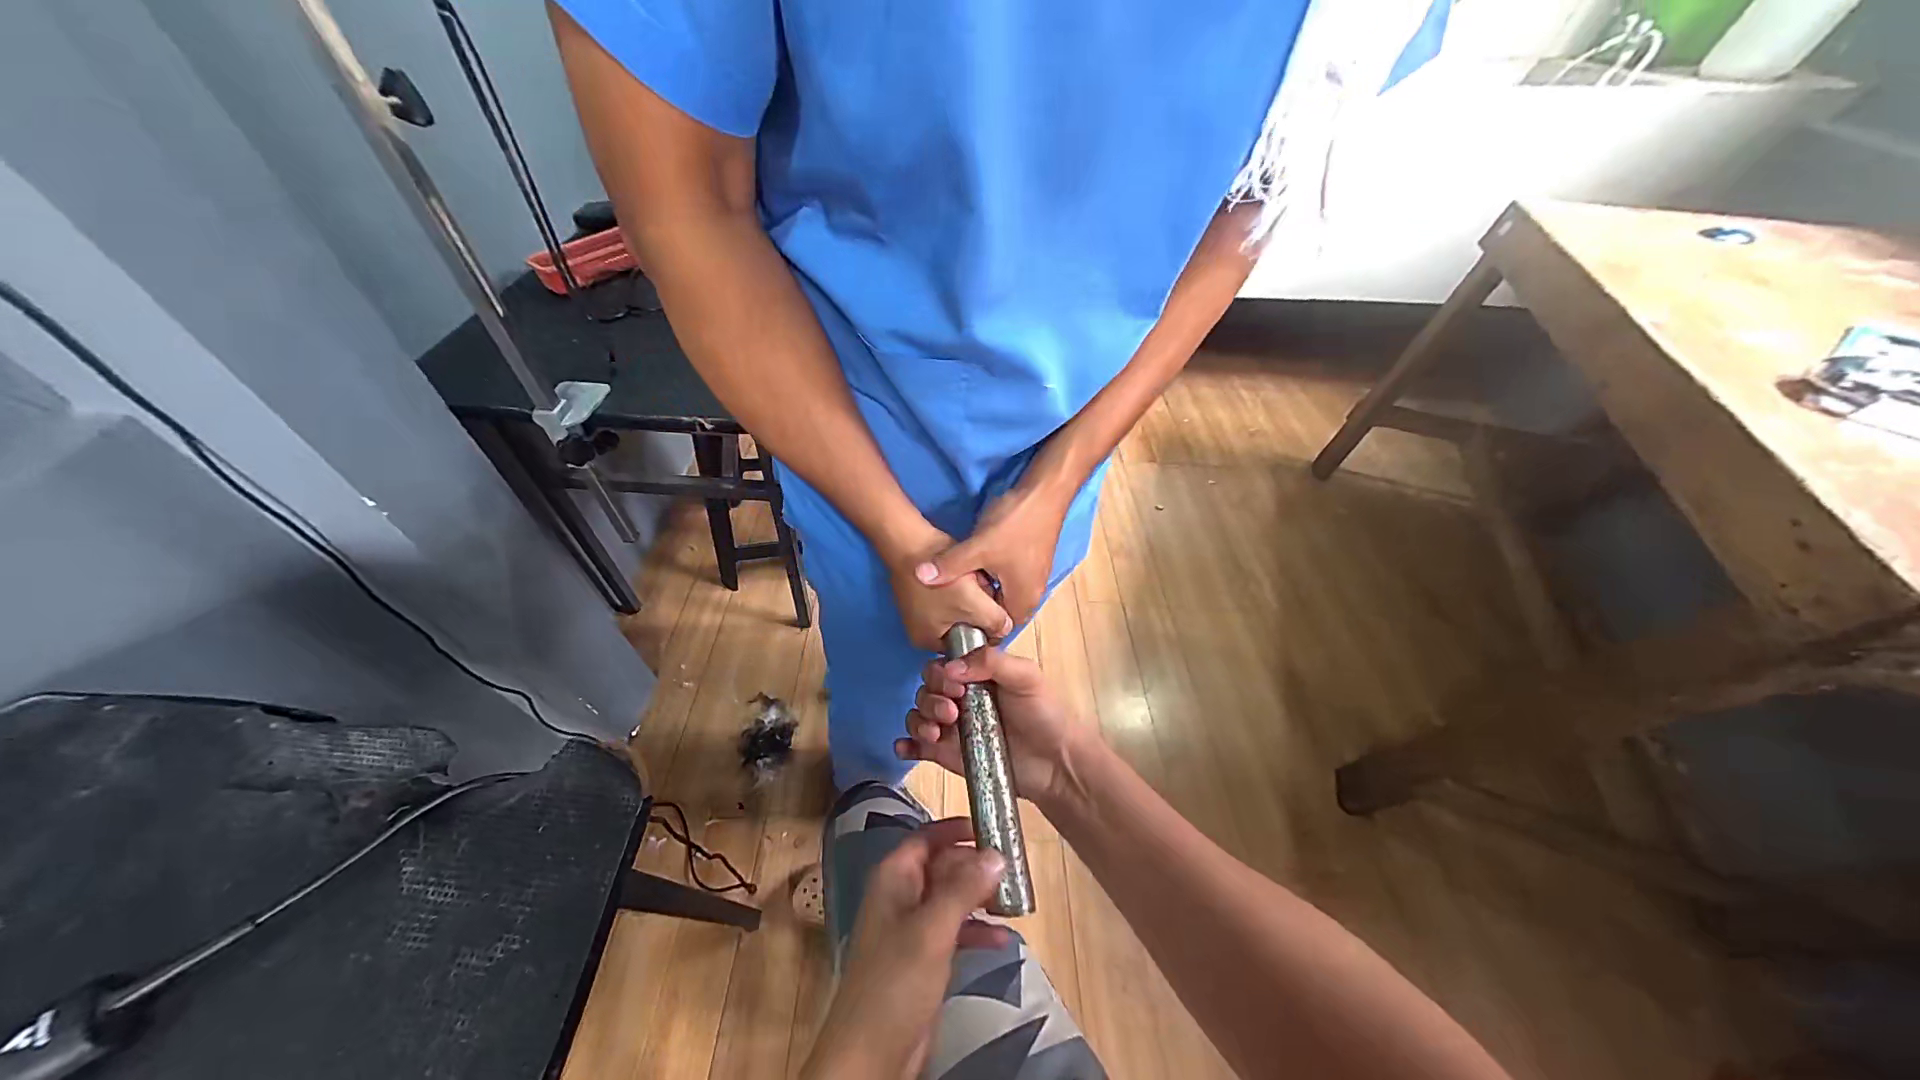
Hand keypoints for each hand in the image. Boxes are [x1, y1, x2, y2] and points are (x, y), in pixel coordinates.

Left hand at [800, 819, 1008, 1079]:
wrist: (871, 1055)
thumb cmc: (896, 981)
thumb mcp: (932, 929)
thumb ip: (963, 888)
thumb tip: (996, 853)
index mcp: (894, 878)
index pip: (926, 837)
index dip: (956, 829)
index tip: (991, 827)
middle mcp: (902, 896)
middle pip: (942, 866)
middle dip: (975, 866)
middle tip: (1013, 868)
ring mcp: (912, 928)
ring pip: (951, 898)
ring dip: (980, 898)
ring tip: (1014, 901)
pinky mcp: (924, 959)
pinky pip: (954, 931)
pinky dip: (977, 931)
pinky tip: (1003, 939)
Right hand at [887, 528, 1013, 651]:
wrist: (908, 542)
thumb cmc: (941, 580)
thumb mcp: (974, 604)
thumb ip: (995, 622)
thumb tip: (1005, 630)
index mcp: (928, 642)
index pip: (965, 647)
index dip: (985, 632)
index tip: (994, 612)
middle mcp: (921, 631)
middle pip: (963, 627)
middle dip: (977, 611)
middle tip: (983, 591)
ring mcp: (919, 610)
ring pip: (958, 609)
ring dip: (970, 596)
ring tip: (974, 580)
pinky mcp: (922, 590)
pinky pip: (949, 595)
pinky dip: (960, 586)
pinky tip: (964, 574)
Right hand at [897, 646, 1095, 808]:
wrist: (1056, 764)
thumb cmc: (1046, 715)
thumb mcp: (1026, 676)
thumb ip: (991, 662)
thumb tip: (951, 668)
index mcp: (976, 676)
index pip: (941, 666)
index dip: (941, 674)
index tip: (956, 687)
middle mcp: (960, 699)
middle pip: (925, 690)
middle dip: (930, 699)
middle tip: (951, 713)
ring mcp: (952, 728)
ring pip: (917, 716)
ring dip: (919, 721)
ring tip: (938, 732)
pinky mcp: (947, 755)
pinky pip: (917, 747)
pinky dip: (906, 745)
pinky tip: (907, 747)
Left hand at [916, 484, 1068, 628]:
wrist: (1043, 493)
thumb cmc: (1015, 525)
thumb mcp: (978, 547)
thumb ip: (950, 565)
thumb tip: (919, 578)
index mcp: (1022, 601)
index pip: (997, 630)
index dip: (973, 627)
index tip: (948, 621)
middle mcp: (1031, 595)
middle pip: (998, 612)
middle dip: (975, 609)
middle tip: (947, 604)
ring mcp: (1032, 578)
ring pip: (1001, 594)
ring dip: (982, 592)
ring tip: (955, 587)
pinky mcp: (1029, 563)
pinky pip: (1006, 581)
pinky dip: (990, 578)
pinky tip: (972, 569)